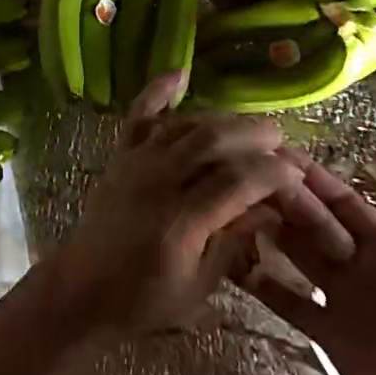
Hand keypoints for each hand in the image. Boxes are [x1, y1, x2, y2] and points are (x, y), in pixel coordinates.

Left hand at [44, 72, 304, 338]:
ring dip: (222, 119)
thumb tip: (270, 207)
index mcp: (179, 222)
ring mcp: (136, 163)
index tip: (295, 172)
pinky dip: (158, 93)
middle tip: (278, 141)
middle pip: (212, 140)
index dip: (272, 172)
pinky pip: (140, 116)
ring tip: (249, 127)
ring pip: (186, 124)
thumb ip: (233, 241)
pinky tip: (180, 74)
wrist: (80, 292)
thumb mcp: (197, 285)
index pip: (236, 182)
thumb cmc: (142, 301)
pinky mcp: (122, 156)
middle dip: (253, 134)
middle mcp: (157, 182)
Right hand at [246, 160, 375, 374]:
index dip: (313, 177)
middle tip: (234, 175)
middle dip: (280, 198)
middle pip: (315, 224)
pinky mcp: (336, 344)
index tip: (275, 150)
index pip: (347, 201)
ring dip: (268, 234)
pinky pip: (294, 309)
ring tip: (225, 211)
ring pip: (299, 259)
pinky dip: (266, 288)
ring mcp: (349, 305)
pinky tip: (235, 268)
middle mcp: (367, 267)